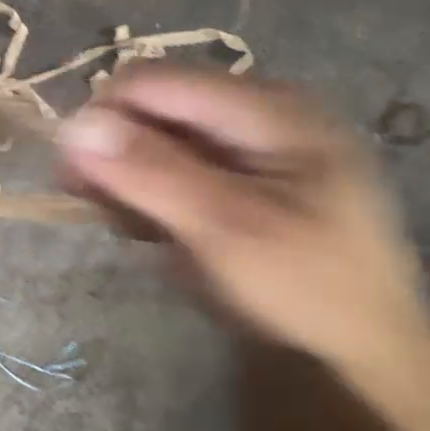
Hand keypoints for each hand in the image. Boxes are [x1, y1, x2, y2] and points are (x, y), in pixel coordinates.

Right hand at [57, 65, 429, 369]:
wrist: (357, 348)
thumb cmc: (300, 285)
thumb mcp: (220, 227)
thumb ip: (148, 171)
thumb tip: (72, 126)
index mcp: (268, 109)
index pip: (150, 82)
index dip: (101, 121)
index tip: (76, 180)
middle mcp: (258, 113)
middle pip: (150, 107)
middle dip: (112, 154)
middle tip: (101, 210)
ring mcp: (249, 147)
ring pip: (152, 139)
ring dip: (125, 180)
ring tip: (133, 228)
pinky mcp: (238, 179)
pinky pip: (169, 168)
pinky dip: (146, 195)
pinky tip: (152, 231)